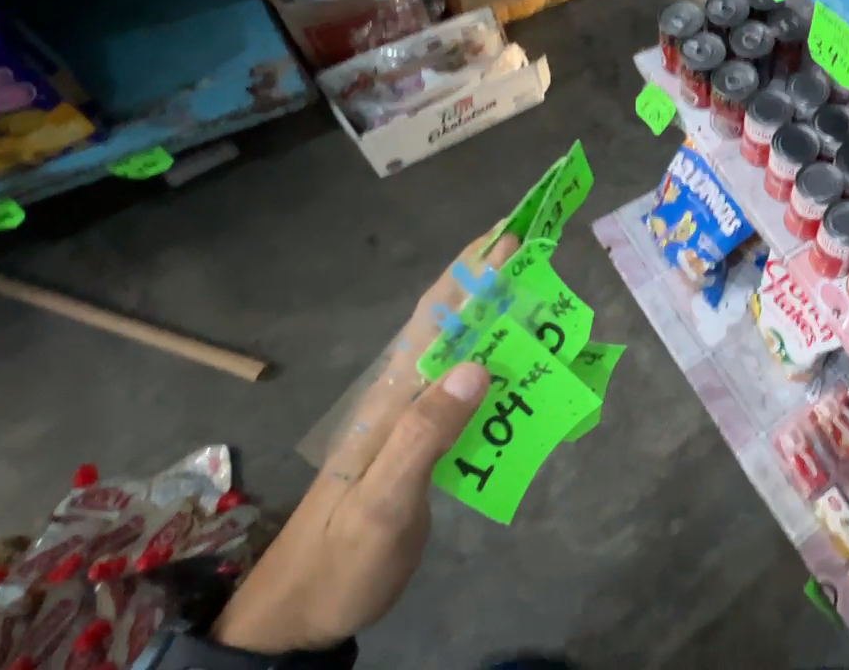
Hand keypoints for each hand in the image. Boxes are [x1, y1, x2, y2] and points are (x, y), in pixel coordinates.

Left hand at [212, 232, 518, 653]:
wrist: (302, 612)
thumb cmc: (342, 558)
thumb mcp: (382, 501)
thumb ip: (426, 432)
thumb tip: (480, 365)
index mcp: (393, 398)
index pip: (437, 319)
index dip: (472, 273)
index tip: (508, 235)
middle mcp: (406, 395)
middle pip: (454, 324)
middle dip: (492, 281)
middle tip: (537, 250)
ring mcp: (416, 419)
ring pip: (467, 354)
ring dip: (503, 321)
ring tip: (546, 298)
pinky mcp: (427, 443)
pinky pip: (473, 394)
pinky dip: (505, 370)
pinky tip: (528, 370)